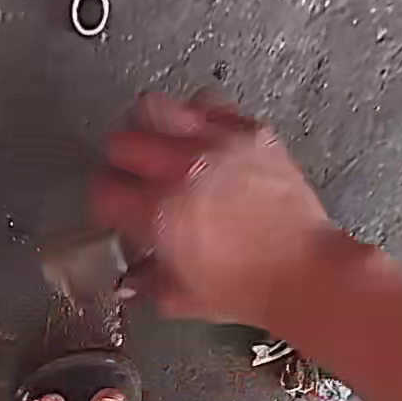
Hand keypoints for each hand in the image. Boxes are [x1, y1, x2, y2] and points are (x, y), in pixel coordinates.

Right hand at [90, 92, 348, 328]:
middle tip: (129, 179)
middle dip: (118, 164)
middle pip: (120, 143)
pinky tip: (198, 138)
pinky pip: (206, 103)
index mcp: (158, 215)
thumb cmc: (244, 288)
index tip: (111, 209)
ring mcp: (215, 144)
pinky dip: (194, 117)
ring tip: (157, 148)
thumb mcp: (180, 298)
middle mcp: (181, 171)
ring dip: (147, 129)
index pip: (103, 190)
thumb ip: (146, 284)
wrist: (300, 271)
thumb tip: (130, 279)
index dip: (102, 201)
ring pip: (155, 108)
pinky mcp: (249, 131)